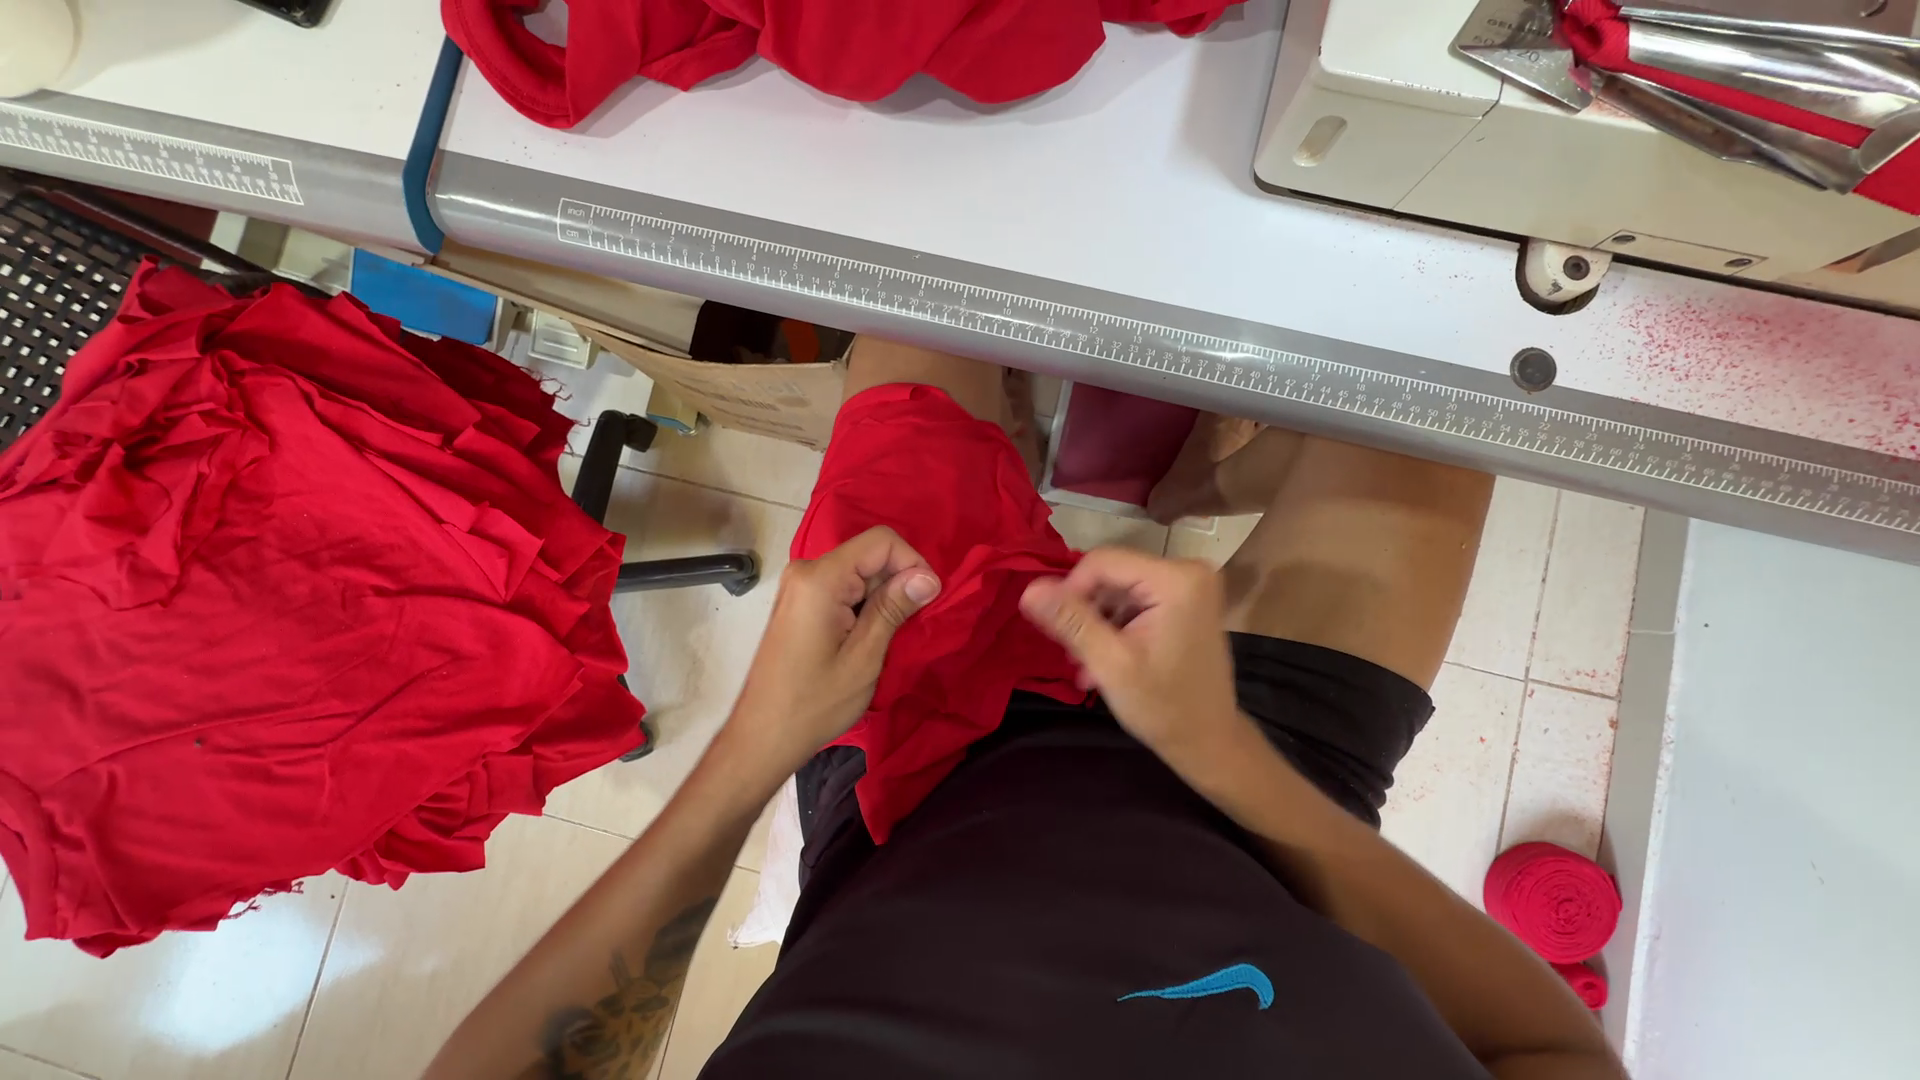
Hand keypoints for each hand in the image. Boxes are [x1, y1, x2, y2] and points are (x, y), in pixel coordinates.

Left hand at [724, 526, 940, 774]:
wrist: (763, 736)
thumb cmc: (814, 703)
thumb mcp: (864, 658)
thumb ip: (894, 609)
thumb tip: (928, 577)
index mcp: (820, 578)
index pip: (881, 541)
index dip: (912, 562)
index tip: (928, 599)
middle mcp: (806, 570)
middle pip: (869, 554)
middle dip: (897, 582)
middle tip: (909, 625)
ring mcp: (799, 586)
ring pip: (858, 572)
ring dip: (881, 596)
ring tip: (889, 635)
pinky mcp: (799, 602)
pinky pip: (843, 587)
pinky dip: (863, 604)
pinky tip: (867, 637)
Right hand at [1019, 547, 1244, 770]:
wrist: (1208, 741)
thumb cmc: (1163, 706)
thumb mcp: (1109, 663)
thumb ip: (1070, 621)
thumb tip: (1029, 589)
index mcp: (1176, 579)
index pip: (1102, 562)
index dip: (1070, 591)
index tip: (1058, 632)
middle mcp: (1188, 571)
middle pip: (1111, 575)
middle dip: (1086, 611)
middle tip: (1071, 654)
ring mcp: (1189, 586)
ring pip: (1118, 589)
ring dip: (1097, 623)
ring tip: (1086, 666)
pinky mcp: (1185, 601)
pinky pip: (1135, 601)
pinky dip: (1116, 627)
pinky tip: (1104, 661)